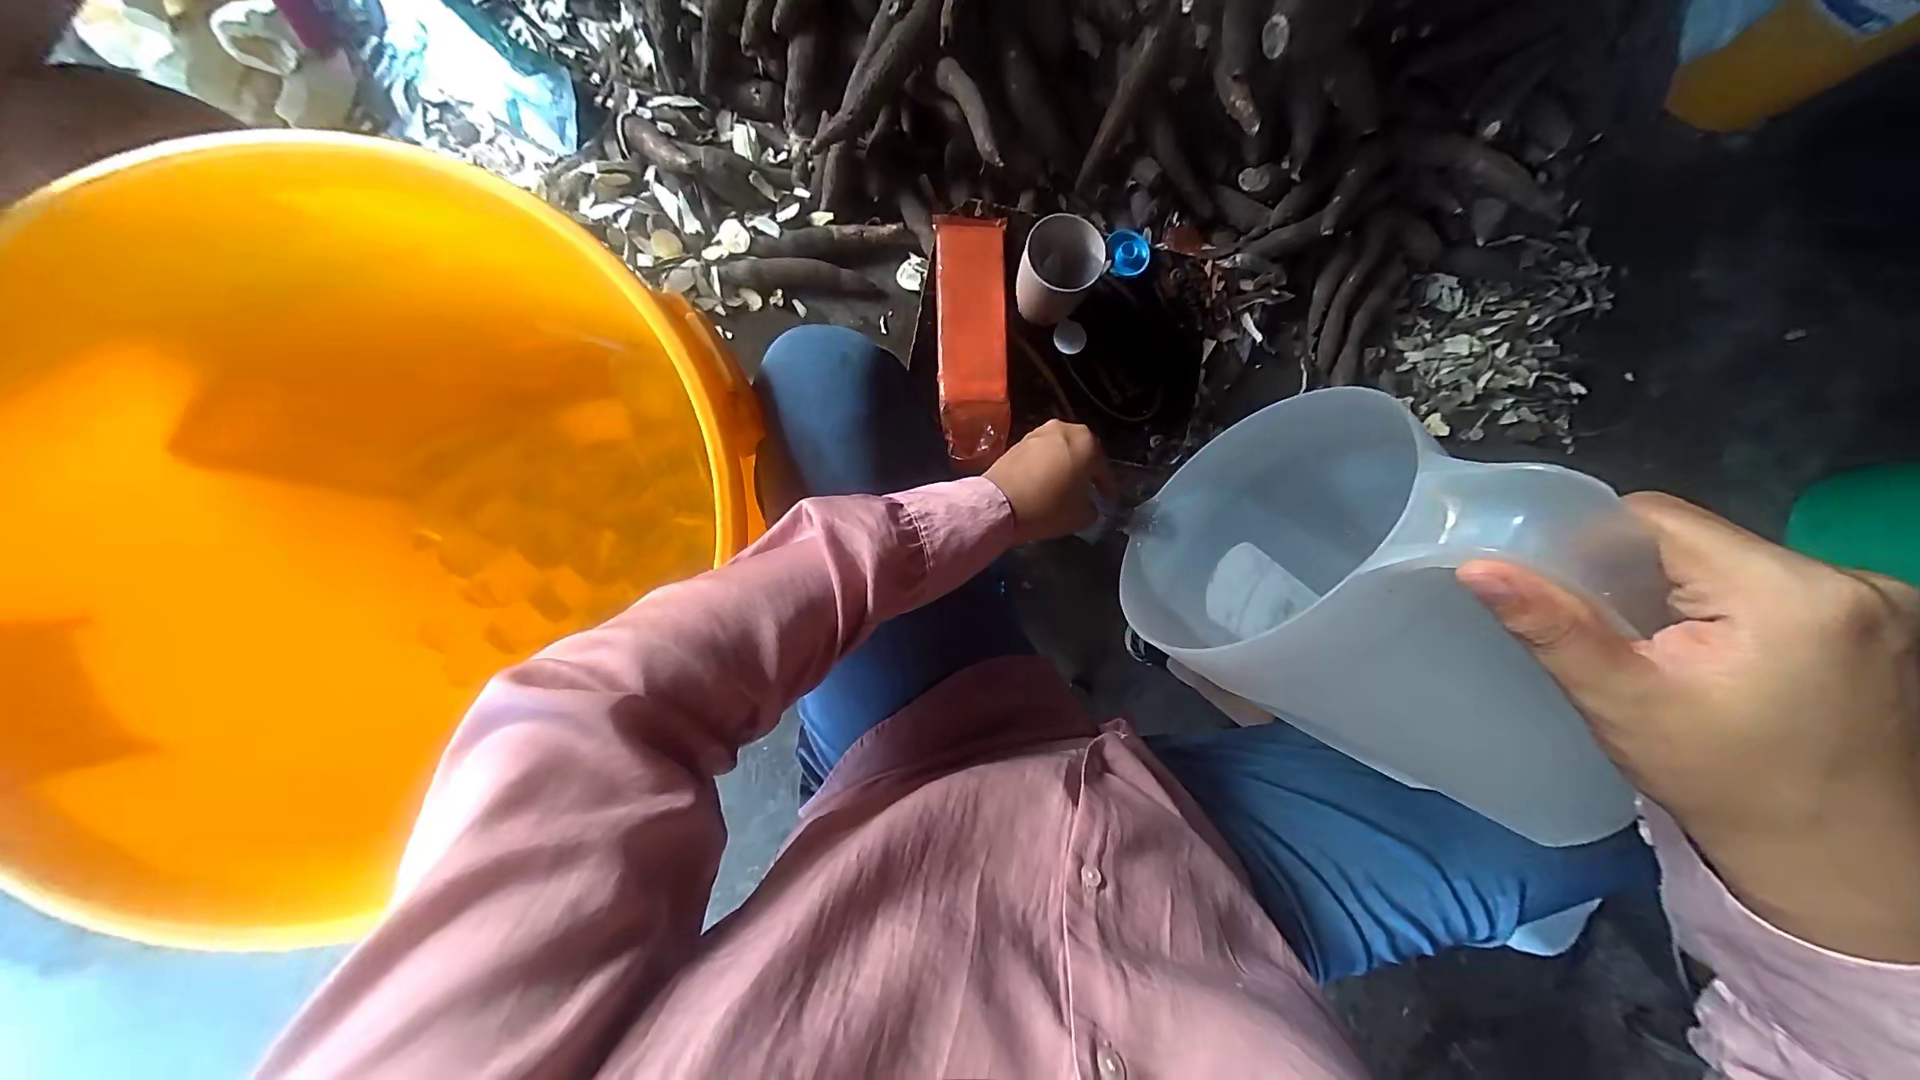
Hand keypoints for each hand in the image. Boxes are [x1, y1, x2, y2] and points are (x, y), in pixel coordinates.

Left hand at [984, 420, 1115, 545]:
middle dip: (1086, 470)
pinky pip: (1040, 453)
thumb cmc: (1048, 507)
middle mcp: (1065, 429)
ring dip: (1064, 464)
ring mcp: (1039, 433)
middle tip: (1088, 488)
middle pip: (1082, 452)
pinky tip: (1045, 481)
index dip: (1107, 487)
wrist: (999, 503)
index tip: (1108, 501)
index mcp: (1088, 443)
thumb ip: (1092, 507)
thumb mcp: (1081, 515)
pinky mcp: (1017, 441)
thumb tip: (1088, 504)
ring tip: (1065, 485)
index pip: (1104, 468)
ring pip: (1060, 450)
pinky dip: (1046, 465)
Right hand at [1456, 493, 1919, 961]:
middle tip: (1600, 627)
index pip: (1656, 519)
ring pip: (1726, 561)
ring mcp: (1882, 601)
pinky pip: (1766, 586)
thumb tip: (1476, 567)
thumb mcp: (1618, 699)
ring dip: (1675, 590)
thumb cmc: (1719, 779)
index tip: (1560, 587)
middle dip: (1632, 573)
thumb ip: (1550, 625)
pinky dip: (1719, 608)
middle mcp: (1850, 579)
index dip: (1591, 542)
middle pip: (1694, 539)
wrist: (1841, 860)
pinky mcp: (1885, 624)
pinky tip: (1707, 654)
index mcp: (1788, 590)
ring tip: (1650, 644)